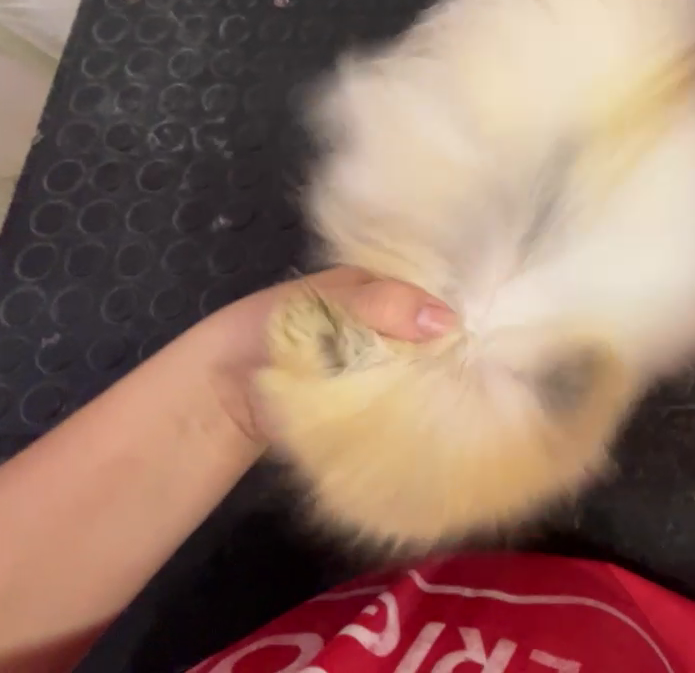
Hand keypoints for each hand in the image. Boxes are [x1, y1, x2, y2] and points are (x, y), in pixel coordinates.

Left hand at [198, 267, 455, 444]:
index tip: (480, 331)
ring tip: (472, 390)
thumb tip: (448, 320)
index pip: (426, 292)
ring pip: (417, 365)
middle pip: (426, 332)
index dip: (450, 307)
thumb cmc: (266, 332)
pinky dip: (417, 402)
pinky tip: (443, 409)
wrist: (212, 397)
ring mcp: (373, 362)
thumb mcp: (329, 303)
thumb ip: (386, 305)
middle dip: (448, 346)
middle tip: (482, 366)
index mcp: (372, 286)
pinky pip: (400, 395)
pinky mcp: (366, 400)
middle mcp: (379, 321)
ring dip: (436, 377)